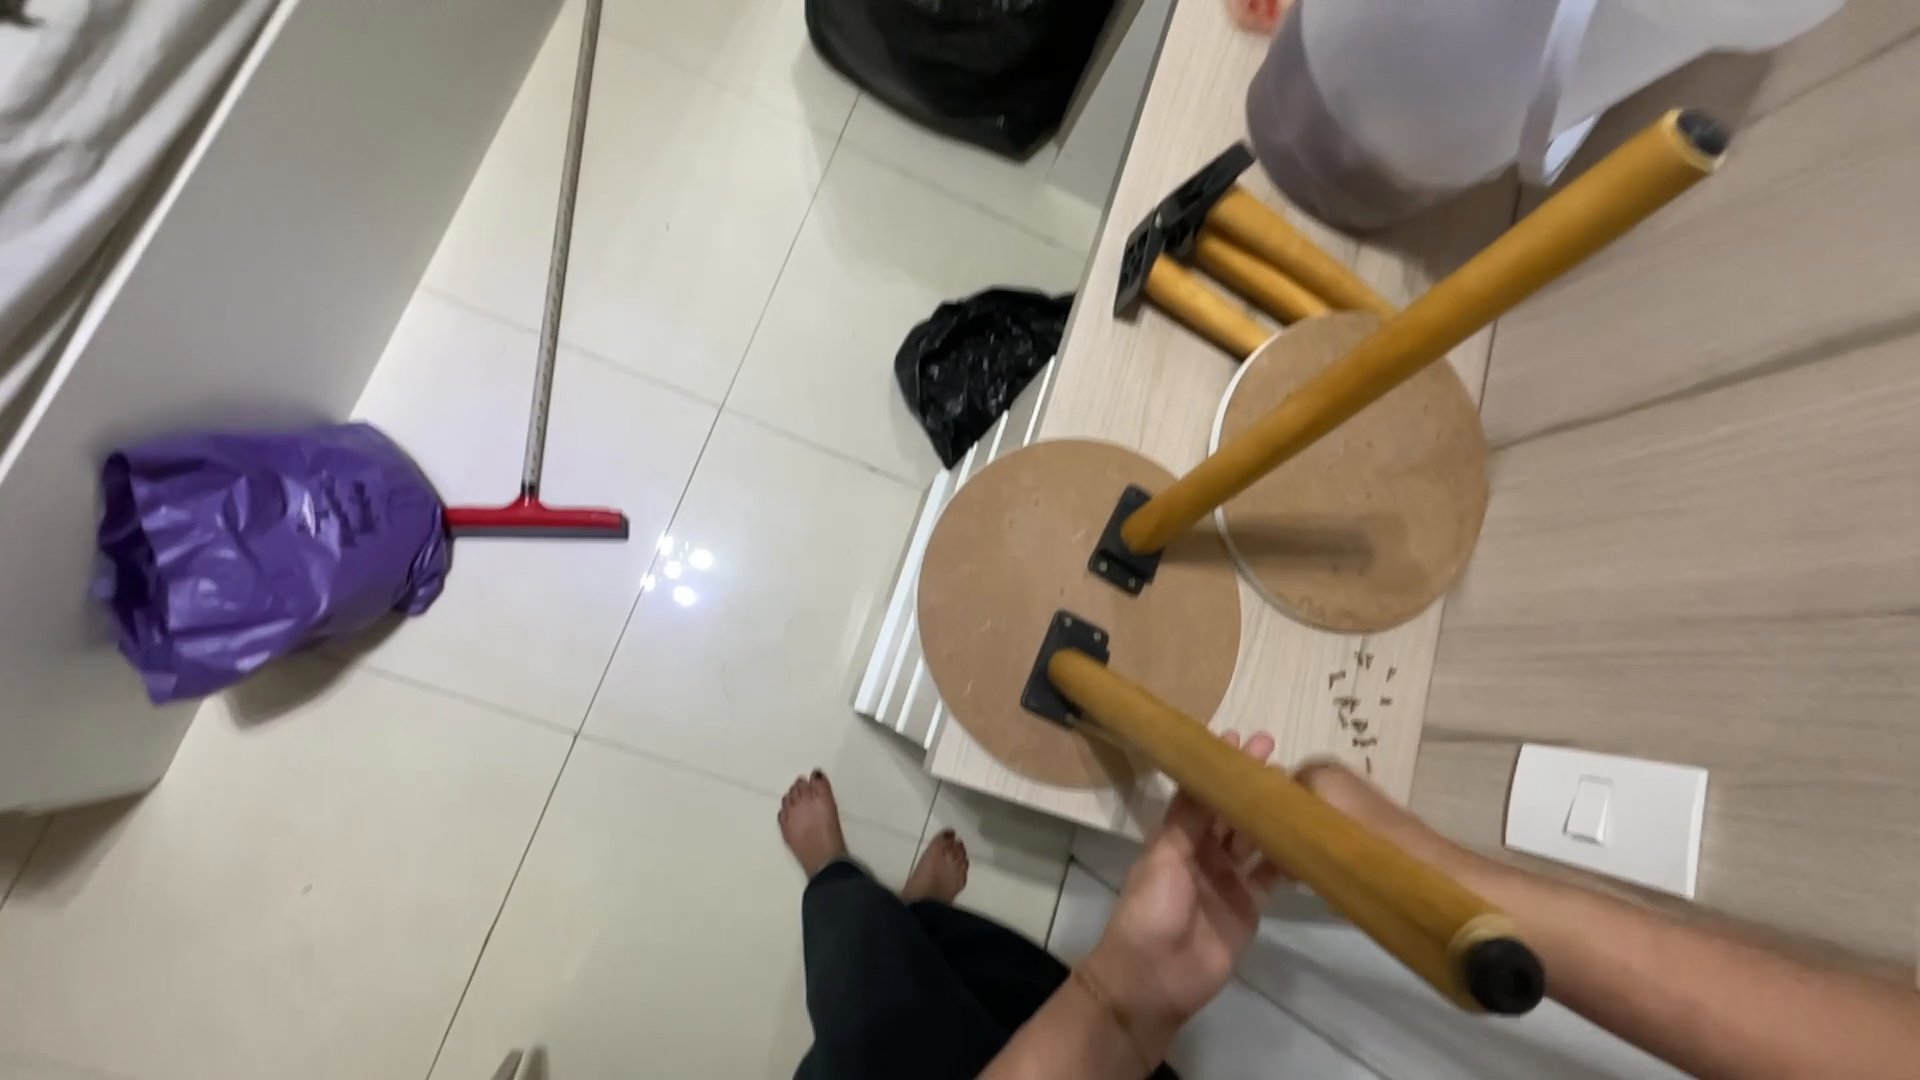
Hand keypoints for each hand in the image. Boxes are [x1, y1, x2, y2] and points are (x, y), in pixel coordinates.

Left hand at [1083, 731, 1286, 1048]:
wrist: (1157, 975)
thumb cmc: (1151, 908)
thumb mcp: (1166, 856)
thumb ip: (1189, 819)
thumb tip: (1202, 772)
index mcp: (1174, 834)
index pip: (1199, 792)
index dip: (1218, 768)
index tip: (1239, 738)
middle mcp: (1202, 850)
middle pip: (1229, 811)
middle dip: (1249, 786)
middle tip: (1277, 753)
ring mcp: (1227, 876)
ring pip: (1253, 838)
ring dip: (1270, 816)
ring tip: (1296, 787)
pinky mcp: (1249, 904)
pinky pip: (1271, 875)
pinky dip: (1287, 858)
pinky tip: (1307, 837)